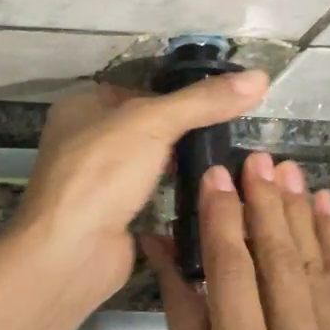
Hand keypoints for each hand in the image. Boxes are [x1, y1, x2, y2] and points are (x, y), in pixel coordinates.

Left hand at [9, 70, 268, 300]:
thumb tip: (259, 77)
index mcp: (81, 107)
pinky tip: (211, 194)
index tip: (224, 100)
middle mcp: (84, 140)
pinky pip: (152, 197)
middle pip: (146, 127)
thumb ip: (203, 101)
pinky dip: (176, 196)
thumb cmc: (101, 173)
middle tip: (235, 132)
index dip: (178, 94)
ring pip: (150, 163)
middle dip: (185, 131)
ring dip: (182, 165)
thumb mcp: (153, 123)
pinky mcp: (112, 216)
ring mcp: (98, 181)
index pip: (138, 89)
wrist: (70, 252)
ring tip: (231, 161)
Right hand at [146, 153, 329, 329]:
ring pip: (319, 269)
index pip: (233, 277)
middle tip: (254, 159)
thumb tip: (159, 241)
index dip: (222, 221)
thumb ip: (181, 305)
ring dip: (301, 213)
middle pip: (281, 265)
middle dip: (265, 205)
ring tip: (286, 168)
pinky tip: (324, 205)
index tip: (214, 176)